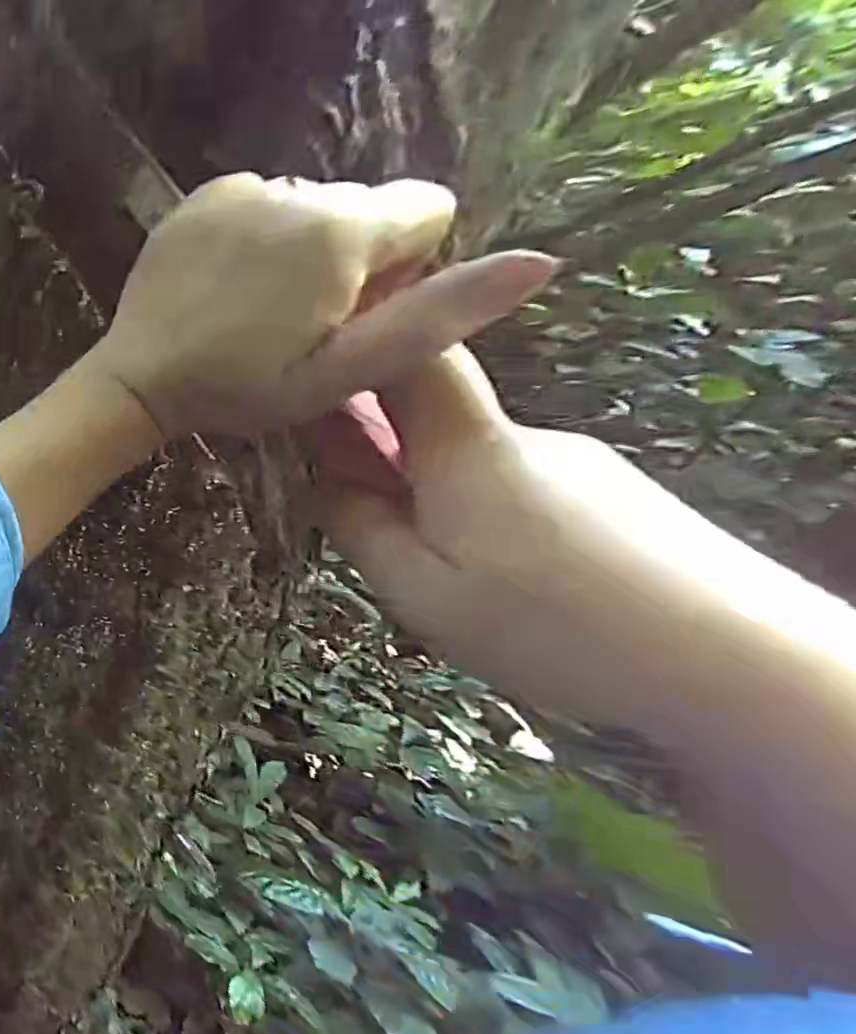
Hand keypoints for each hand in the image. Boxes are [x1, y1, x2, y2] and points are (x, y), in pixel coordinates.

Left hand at [78, 172, 558, 440]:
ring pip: (311, 206)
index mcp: (344, 231)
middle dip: (351, 258)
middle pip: (365, 209)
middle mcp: (299, 190)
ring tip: (254, 308)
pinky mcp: (200, 199)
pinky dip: (256, 236)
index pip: (429, 209)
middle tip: (295, 322)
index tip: (350, 315)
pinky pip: (258, 203)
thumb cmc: (237, 390)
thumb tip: (536, 263)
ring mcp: (243, 190)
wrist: (137, 380)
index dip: (404, 267)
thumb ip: (434, 319)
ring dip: (302, 248)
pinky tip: (225, 284)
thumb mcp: (339, 374)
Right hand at [323, 345, 855, 742]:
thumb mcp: (415, 587)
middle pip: (430, 412)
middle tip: (338, 501)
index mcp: (468, 450)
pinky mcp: (603, 495)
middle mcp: (522, 438)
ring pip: (466, 457)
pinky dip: (471, 510)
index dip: (361, 344)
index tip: (310, 370)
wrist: (743, 668)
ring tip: (422, 561)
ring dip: (422, 487)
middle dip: (373, 442)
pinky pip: (507, 484)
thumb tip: (321, 482)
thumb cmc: (550, 625)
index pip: (411, 357)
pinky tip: (489, 572)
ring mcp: (570, 463)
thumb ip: (356, 524)